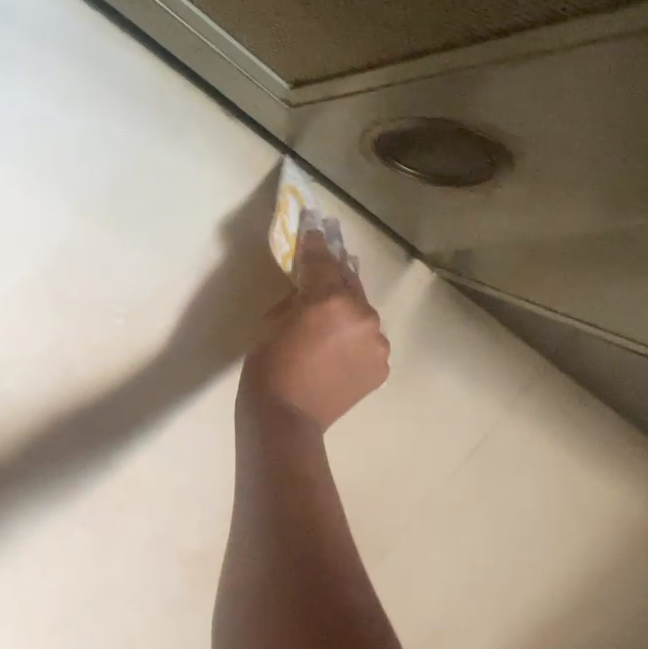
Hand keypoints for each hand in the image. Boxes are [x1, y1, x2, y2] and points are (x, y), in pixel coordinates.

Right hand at [241, 227, 389, 429]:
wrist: (285, 420)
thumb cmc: (266, 369)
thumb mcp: (270, 323)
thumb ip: (295, 299)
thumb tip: (308, 292)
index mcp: (328, 299)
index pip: (322, 260)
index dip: (315, 244)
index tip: (313, 228)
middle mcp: (361, 313)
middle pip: (348, 283)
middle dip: (334, 275)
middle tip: (323, 268)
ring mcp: (376, 340)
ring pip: (360, 314)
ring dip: (346, 312)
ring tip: (329, 323)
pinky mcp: (381, 364)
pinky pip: (366, 341)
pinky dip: (353, 340)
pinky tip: (335, 353)